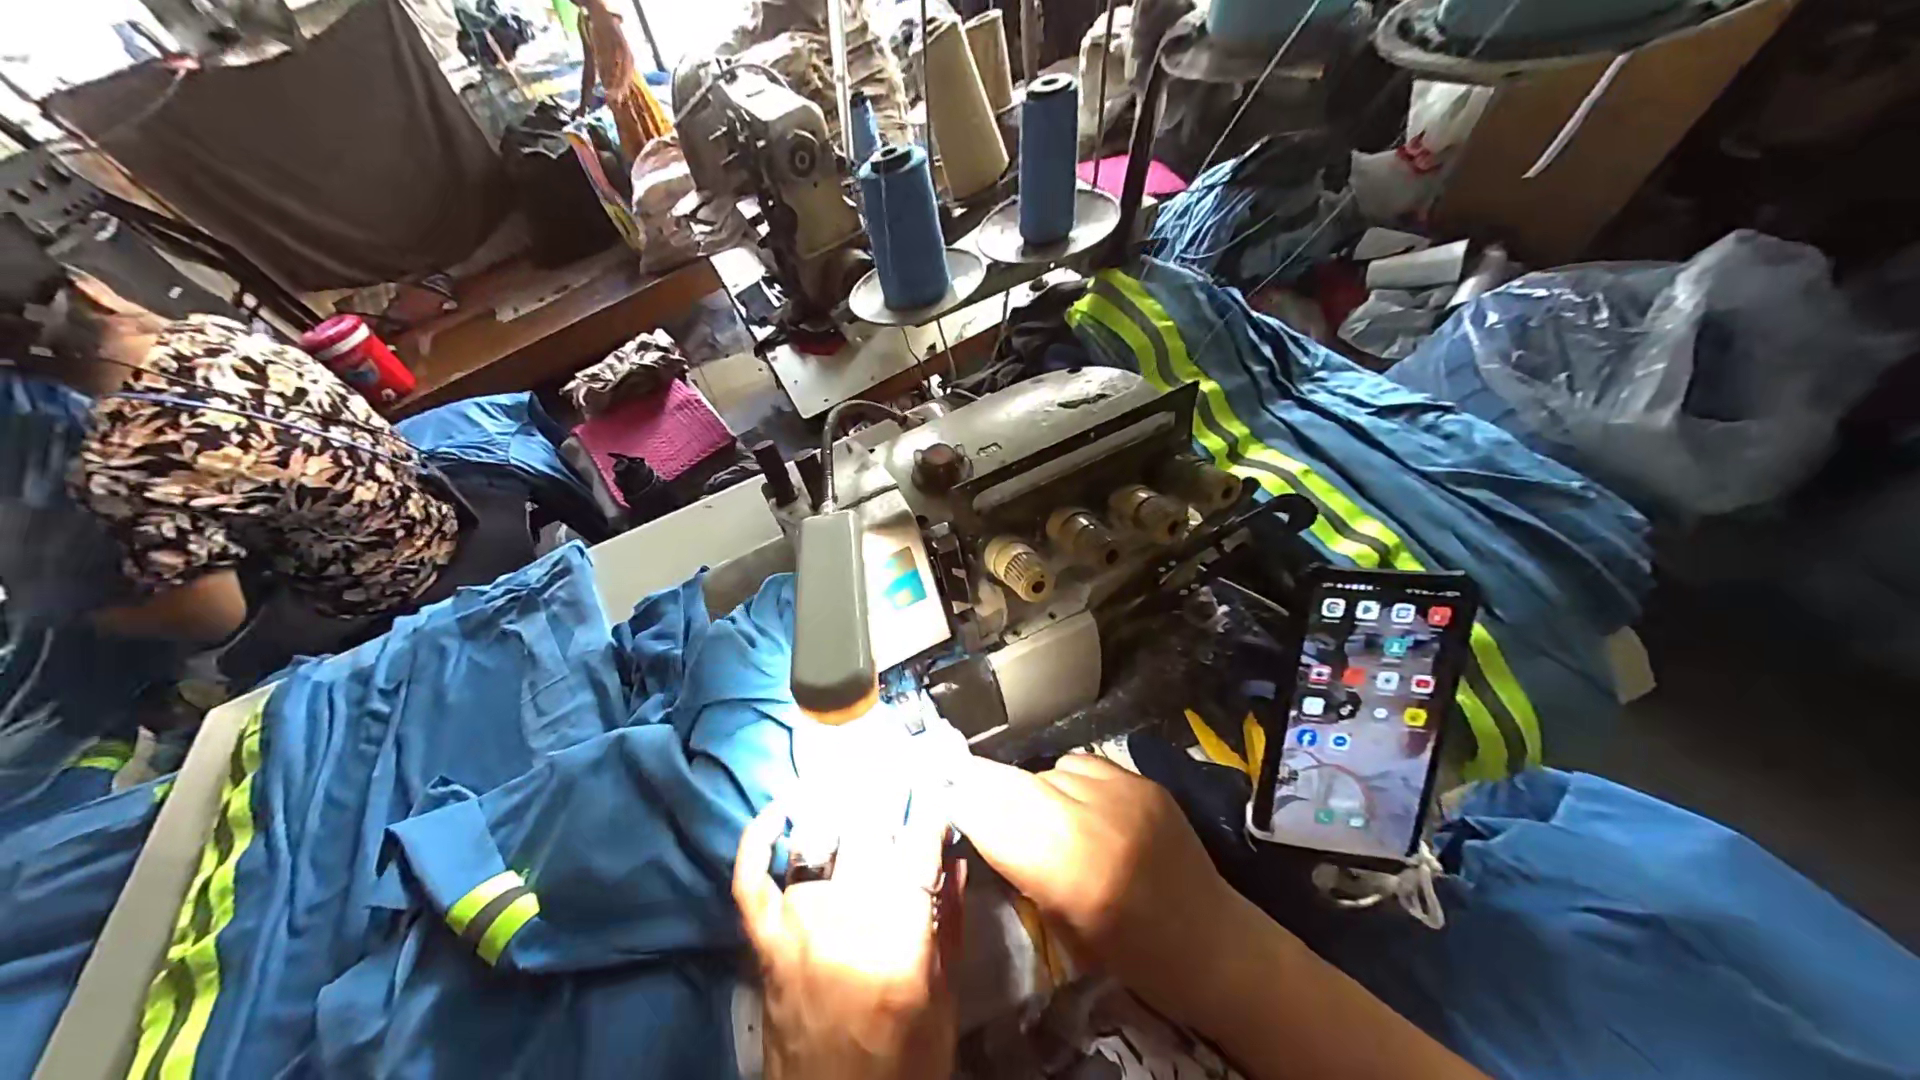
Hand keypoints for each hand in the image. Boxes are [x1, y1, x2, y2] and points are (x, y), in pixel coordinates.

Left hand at [732, 804, 958, 1079]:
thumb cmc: (901, 1064)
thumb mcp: (943, 1000)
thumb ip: (949, 923)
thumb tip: (956, 858)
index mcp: (897, 943)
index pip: (917, 850)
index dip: (930, 811)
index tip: (937, 787)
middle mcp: (843, 925)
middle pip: (865, 837)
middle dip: (886, 797)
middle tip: (897, 773)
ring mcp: (795, 930)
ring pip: (814, 844)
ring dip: (836, 807)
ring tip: (852, 781)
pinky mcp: (764, 944)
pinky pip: (751, 880)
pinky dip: (758, 841)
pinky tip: (777, 811)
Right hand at [946, 754, 1247, 1018]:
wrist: (1210, 941)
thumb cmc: (1129, 953)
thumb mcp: (1060, 921)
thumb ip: (1019, 865)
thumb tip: (981, 819)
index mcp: (1066, 869)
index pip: (990, 816)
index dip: (960, 800)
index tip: (942, 793)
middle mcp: (1090, 819)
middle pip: (1012, 783)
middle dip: (985, 785)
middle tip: (971, 789)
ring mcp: (1120, 792)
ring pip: (1045, 771)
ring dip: (1033, 787)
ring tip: (1044, 812)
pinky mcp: (1140, 780)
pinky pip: (1082, 764)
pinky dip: (1069, 780)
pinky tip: (1080, 804)